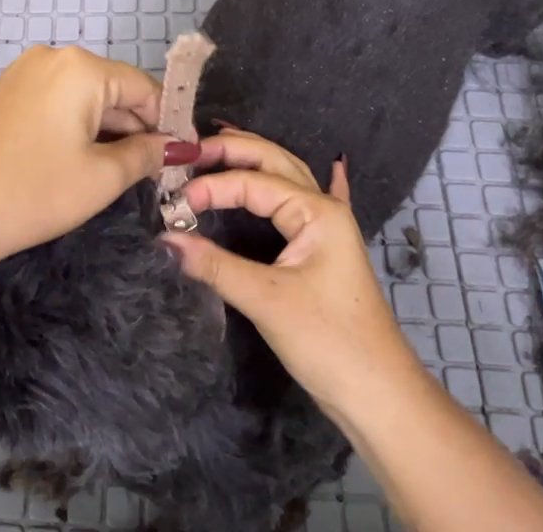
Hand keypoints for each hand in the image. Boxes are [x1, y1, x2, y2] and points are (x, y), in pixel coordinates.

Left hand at [0, 46, 198, 264]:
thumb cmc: (35, 192)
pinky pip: (57, 101)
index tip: (180, 159)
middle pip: (113, 88)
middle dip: (135, 127)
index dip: (167, 123)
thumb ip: (147, 154)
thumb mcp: (102, 177)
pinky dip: (76, 126)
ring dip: (106, 129)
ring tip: (118, 172)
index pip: (143, 87)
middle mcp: (53, 56)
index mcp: (81, 68)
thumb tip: (178, 146)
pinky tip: (81, 160)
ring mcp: (24, 72)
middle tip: (153, 174)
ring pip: (84, 96)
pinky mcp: (7, 92)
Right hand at [162, 135, 408, 411]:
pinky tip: (327, 163)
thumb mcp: (266, 300)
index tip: (173, 204)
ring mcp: (326, 230)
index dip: (211, 186)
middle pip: (274, 162)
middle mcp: (324, 209)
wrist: (379, 394)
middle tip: (188, 149)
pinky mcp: (322, 251)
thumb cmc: (328, 341)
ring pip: (285, 179)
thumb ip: (214, 265)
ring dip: (251, 161)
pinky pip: (304, 203)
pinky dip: (295, 184)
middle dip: (233, 150)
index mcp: (317, 211)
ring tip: (214, 147)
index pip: (253, 182)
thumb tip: (163, 239)